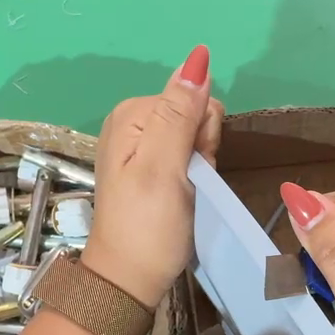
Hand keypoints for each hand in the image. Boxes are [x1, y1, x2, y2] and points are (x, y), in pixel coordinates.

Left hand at [81, 46, 225, 305]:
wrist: (130, 279)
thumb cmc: (149, 224)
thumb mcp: (165, 166)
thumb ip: (181, 112)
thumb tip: (198, 56)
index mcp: (132, 114)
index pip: (193, 98)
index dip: (203, 133)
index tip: (190, 166)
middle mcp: (134, 122)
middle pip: (195, 115)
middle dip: (202, 148)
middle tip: (186, 181)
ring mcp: (142, 147)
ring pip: (196, 137)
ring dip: (201, 164)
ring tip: (185, 193)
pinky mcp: (152, 168)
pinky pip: (188, 157)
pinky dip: (194, 176)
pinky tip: (185, 197)